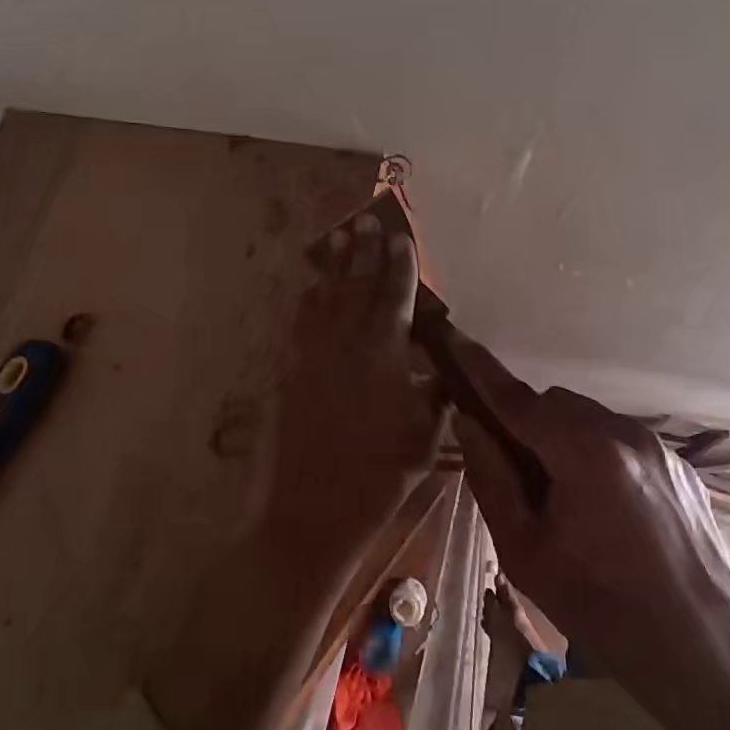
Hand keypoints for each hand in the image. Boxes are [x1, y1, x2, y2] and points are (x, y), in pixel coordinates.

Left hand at [266, 212, 442, 542]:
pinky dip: (309, 299)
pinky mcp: (288, 369)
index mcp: (384, 351)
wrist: (311, 507)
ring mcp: (311, 352)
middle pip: (356, 283)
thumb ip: (435, 394)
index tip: (401, 237)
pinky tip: (312, 290)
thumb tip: (440, 367)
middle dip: (364, 250)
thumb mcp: (423, 435)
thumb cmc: (379, 474)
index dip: (401, 263)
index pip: (395, 294)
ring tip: (339, 239)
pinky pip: (300, 321)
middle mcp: (345, 339)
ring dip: (334, 266)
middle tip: (367, 221)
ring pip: (324, 296)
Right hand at [445, 331, 729, 729]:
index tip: (451, 338)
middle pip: (554, 404)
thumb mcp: (525, 551)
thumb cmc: (601, 606)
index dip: (477, 367)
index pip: (515, 397)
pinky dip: (597, 455)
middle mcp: (623, 433)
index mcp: (583, 452)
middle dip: (526, 424)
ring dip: (563, 440)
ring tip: (566, 501)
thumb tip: (467, 423)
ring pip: (588, 419)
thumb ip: (491, 477)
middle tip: (518, 476)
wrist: (706, 651)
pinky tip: (606, 510)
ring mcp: (657, 446)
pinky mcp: (678, 464)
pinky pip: (620, 440)